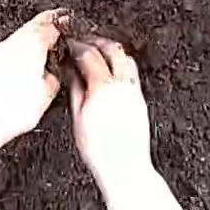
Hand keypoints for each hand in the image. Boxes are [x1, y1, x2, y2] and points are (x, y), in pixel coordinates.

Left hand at [0, 9, 66, 145]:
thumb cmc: (12, 110)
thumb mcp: (47, 94)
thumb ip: (55, 78)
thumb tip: (55, 75)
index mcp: (33, 45)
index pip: (51, 25)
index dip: (61, 24)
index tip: (67, 23)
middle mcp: (14, 43)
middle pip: (33, 25)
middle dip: (46, 24)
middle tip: (55, 23)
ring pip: (19, 35)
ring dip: (31, 35)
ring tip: (40, 44)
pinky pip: (7, 48)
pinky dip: (18, 49)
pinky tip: (21, 61)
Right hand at [67, 38, 153, 184]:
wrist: (125, 168)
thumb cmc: (100, 151)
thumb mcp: (77, 118)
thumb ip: (75, 89)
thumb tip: (70, 72)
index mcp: (103, 88)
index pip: (89, 54)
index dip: (77, 45)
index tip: (69, 44)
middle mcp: (122, 85)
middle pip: (113, 49)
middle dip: (97, 40)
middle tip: (84, 41)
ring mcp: (134, 91)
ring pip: (126, 58)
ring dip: (111, 50)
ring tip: (98, 53)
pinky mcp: (140, 99)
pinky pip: (132, 72)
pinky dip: (120, 64)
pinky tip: (110, 71)